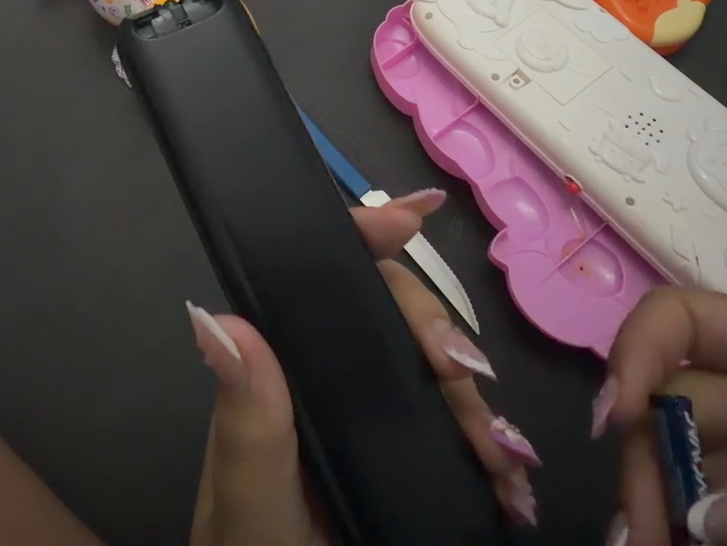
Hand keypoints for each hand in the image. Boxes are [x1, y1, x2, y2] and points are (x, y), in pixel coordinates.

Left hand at [186, 189, 536, 545]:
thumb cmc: (252, 545)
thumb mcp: (248, 493)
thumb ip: (244, 418)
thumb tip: (216, 319)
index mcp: (278, 361)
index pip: (316, 276)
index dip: (363, 234)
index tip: (413, 215)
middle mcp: (321, 368)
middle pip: (386, 309)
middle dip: (435, 326)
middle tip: (465, 371)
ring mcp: (364, 403)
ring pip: (427, 360)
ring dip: (473, 393)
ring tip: (502, 449)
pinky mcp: (400, 443)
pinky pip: (451, 415)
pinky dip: (487, 434)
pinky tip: (510, 465)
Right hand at [599, 289, 726, 545]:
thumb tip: (705, 519)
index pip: (693, 322)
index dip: (641, 347)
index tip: (617, 415)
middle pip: (675, 407)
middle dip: (648, 462)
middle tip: (638, 538)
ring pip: (685, 468)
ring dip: (657, 508)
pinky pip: (718, 520)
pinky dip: (687, 535)